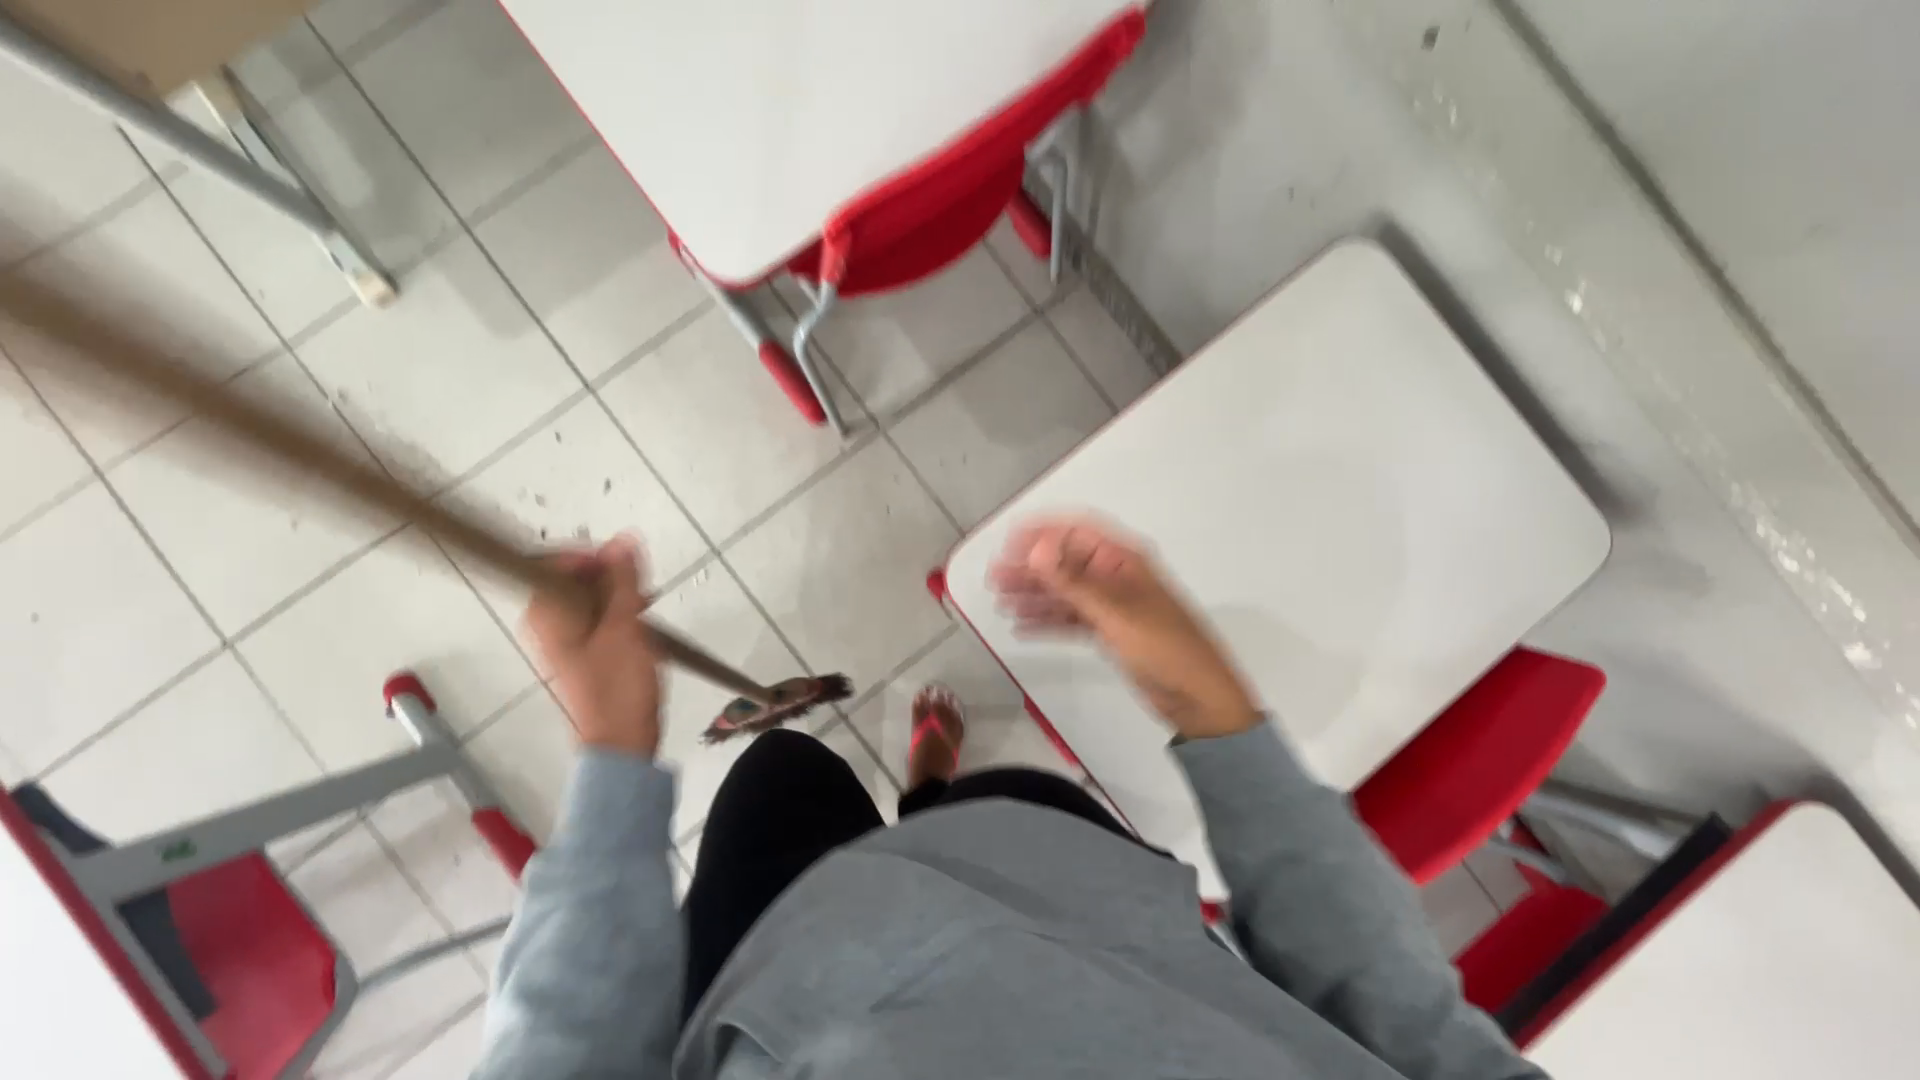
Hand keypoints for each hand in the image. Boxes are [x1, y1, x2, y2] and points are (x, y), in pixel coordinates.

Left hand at [524, 535, 662, 757]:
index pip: (554, 559)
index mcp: (543, 612)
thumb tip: (623, 539)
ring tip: (646, 605)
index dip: (592, 555)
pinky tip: (640, 622)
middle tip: (640, 587)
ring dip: (617, 594)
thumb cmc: (619, 685)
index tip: (626, 565)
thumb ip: (624, 579)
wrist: (621, 743)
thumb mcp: (626, 625)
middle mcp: (543, 621)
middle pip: (571, 577)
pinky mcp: (578, 653)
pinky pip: (593, 617)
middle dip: (609, 575)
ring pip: (586, 597)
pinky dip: (616, 613)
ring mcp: (559, 638)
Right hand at [989, 518, 1260, 739]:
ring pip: (1065, 591)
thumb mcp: (1117, 613)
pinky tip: (1023, 626)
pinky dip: (1048, 620)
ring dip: (1034, 593)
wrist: (1200, 698)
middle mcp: (1115, 576)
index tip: (1010, 543)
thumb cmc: (1166, 648)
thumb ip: (1074, 582)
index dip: (1043, 533)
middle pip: (1065, 561)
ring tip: (1001, 599)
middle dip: (1030, 566)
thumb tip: (1037, 550)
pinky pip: (1071, 619)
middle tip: (996, 576)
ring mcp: (1112, 605)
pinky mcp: (1109, 631)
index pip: (1077, 531)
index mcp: (1124, 560)